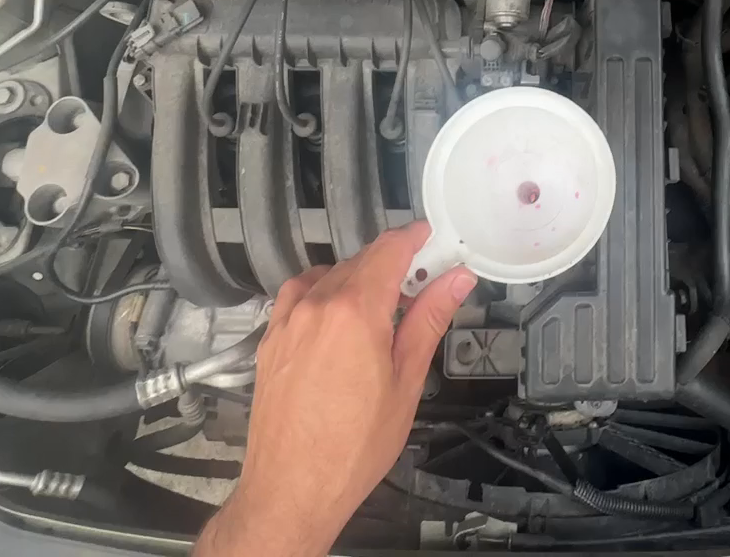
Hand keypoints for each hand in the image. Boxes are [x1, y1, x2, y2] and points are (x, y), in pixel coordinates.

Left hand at [195, 222, 475, 556]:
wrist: (289, 492)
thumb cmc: (355, 445)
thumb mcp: (407, 381)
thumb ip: (430, 319)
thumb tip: (458, 278)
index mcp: (357, 311)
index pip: (390, 250)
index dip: (415, 238)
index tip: (432, 238)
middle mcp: (319, 304)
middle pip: (363, 259)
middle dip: (395, 262)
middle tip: (421, 282)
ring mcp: (289, 319)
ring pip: (332, 274)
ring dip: (360, 276)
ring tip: (382, 305)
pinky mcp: (271, 338)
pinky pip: (299, 292)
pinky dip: (323, 288)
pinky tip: (336, 310)